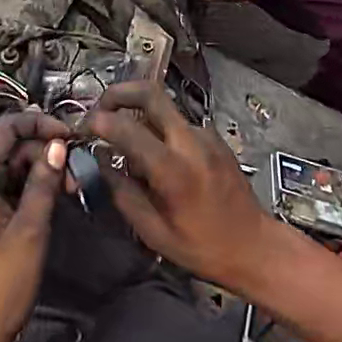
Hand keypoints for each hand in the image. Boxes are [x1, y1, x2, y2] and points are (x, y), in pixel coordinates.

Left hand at [0, 110, 72, 341]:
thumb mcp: (28, 232)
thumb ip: (42, 184)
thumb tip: (57, 145)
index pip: (2, 129)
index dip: (35, 122)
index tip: (68, 131)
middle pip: (5, 149)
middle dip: (41, 150)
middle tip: (75, 167)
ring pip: (7, 171)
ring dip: (37, 172)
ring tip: (70, 186)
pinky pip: (3, 192)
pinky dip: (27, 191)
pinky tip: (50, 201)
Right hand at [85, 82, 281, 291]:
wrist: (257, 248)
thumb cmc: (203, 247)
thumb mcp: (152, 232)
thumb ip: (122, 191)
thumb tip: (100, 158)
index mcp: (174, 170)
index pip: (127, 128)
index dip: (99, 121)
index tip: (84, 128)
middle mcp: (190, 143)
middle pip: (150, 92)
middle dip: (118, 92)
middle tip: (100, 108)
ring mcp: (205, 135)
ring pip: (162, 107)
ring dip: (137, 114)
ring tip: (125, 141)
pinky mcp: (213, 136)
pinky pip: (176, 122)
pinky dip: (157, 129)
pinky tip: (154, 155)